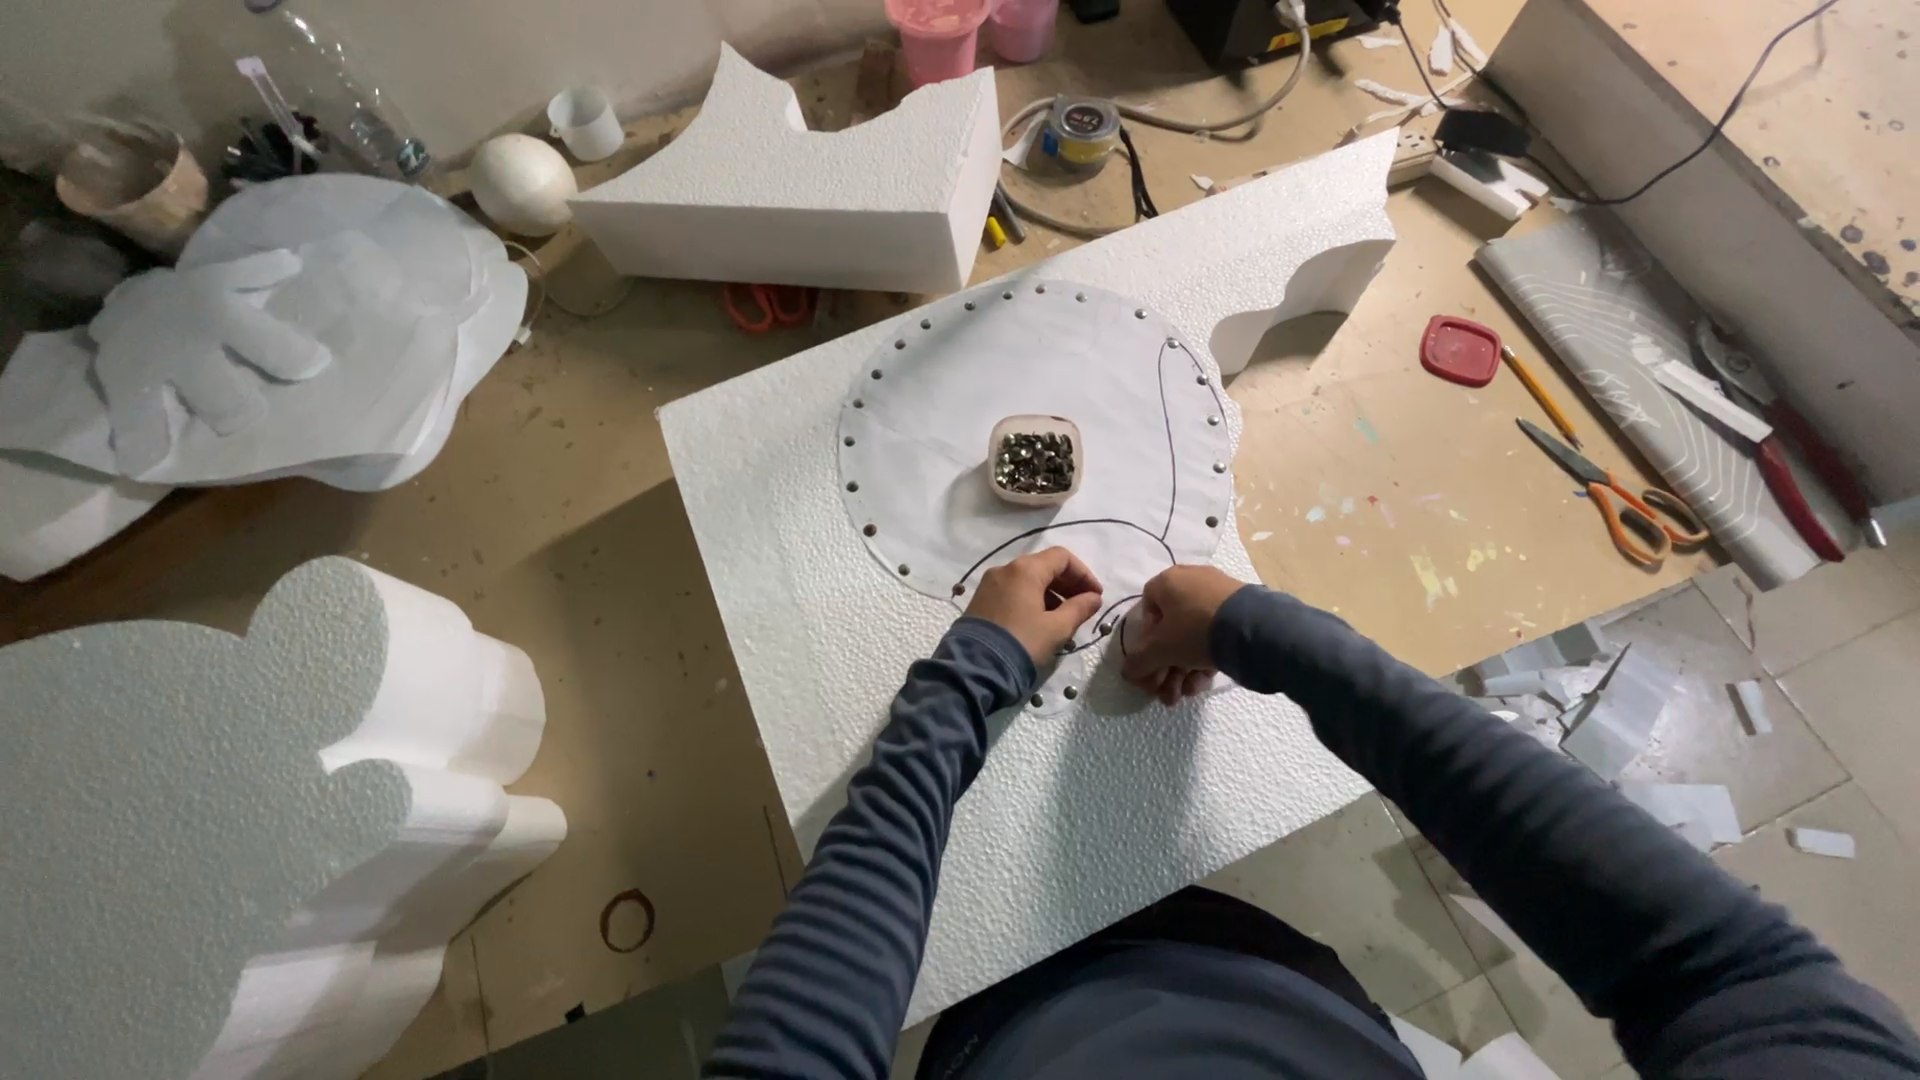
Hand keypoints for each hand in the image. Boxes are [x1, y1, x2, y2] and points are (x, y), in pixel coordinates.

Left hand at [965, 547, 1103, 668]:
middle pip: (1044, 566)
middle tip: (1084, 606)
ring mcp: (989, 584)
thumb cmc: (1022, 643)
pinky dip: (1031, 599)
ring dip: (1051, 593)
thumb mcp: (1057, 628)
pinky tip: (1040, 622)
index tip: (1095, 596)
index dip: (1084, 574)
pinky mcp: (980, 600)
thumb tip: (1094, 598)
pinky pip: (1013, 591)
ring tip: (1063, 618)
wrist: (975, 668)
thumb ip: (1079, 609)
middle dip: (1068, 584)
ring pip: (1028, 580)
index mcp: (1025, 570)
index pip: (1062, 557)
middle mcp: (1005, 569)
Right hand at [1121, 564, 1245, 705]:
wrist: (1254, 628)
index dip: (1146, 641)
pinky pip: (1215, 635)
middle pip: (1170, 630)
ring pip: (1193, 636)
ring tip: (1186, 694)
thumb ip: (1138, 662)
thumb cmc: (1194, 630)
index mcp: (1167, 581)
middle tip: (1167, 692)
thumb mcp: (1160, 650)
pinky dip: (1206, 658)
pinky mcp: (1240, 610)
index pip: (1147, 611)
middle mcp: (1191, 581)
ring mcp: (1218, 594)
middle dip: (1166, 666)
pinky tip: (1203, 683)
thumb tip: (1127, 673)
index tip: (1153, 663)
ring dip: (1184, 669)